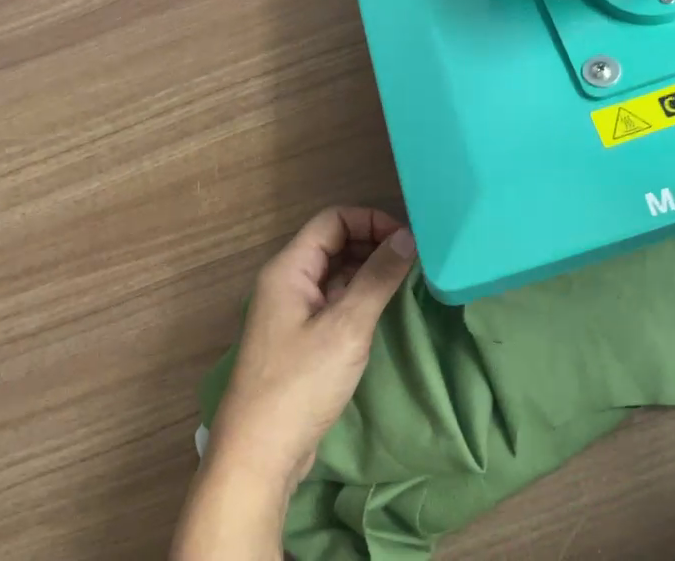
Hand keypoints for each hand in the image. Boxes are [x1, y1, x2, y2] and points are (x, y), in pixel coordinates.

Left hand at [207, 207, 415, 488]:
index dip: (371, 221)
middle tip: (415, 259)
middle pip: (333, 243)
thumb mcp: (347, 327)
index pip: (333, 220)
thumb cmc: (300, 383)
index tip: (408, 240)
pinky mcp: (300, 340)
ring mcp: (292, 312)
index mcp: (289, 269)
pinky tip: (385, 307)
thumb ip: (378, 278)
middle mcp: (287, 282)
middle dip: (373, 243)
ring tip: (407, 279)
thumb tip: (408, 237)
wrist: (259, 454)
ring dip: (368, 270)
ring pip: (335, 273)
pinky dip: (359, 296)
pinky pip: (333, 301)